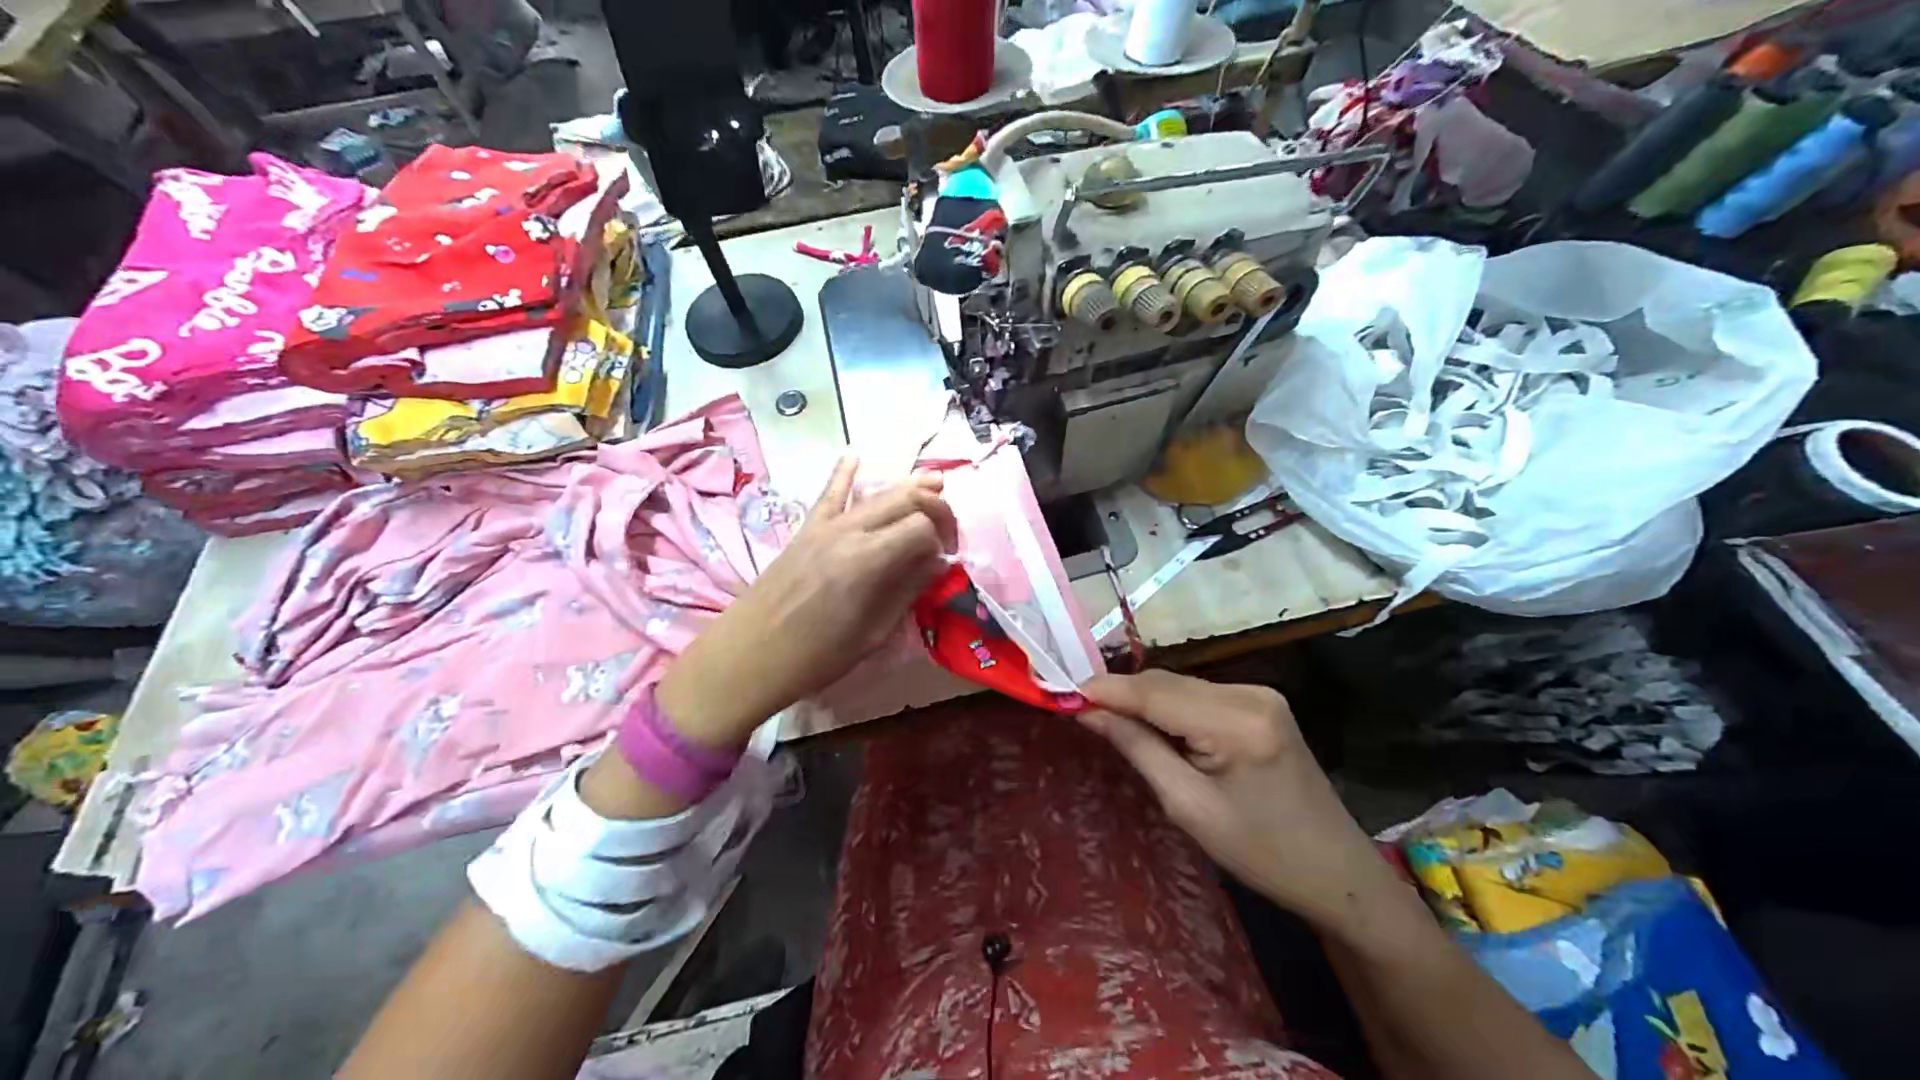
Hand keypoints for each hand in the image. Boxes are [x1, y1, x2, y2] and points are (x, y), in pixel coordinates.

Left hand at [657, 456, 956, 748]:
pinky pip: (829, 493)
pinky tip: (856, 457)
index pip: (922, 527)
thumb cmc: (815, 657)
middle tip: (948, 531)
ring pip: (875, 492)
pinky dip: (845, 473)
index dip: (942, 541)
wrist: (749, 656)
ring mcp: (824, 526)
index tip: (944, 562)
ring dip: (908, 486)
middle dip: (935, 507)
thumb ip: (907, 591)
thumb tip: (938, 563)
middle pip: (905, 500)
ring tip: (935, 483)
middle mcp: (848, 532)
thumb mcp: (873, 633)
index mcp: (867, 561)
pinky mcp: (806, 529)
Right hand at [1078, 671, 1401, 934]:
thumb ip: (1136, 747)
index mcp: (1237, 722)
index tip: (1063, 692)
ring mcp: (1260, 694)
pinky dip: (1168, 706)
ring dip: (1143, 700)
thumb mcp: (1187, 806)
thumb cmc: (1260, 852)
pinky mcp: (1261, 703)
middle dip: (1121, 694)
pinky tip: (1151, 724)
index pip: (1155, 692)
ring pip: (1180, 685)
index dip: (1106, 690)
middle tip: (1077, 709)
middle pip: (1166, 682)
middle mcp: (1250, 694)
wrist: (1335, 871)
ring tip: (1107, 718)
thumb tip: (1088, 711)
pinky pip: (1199, 694)